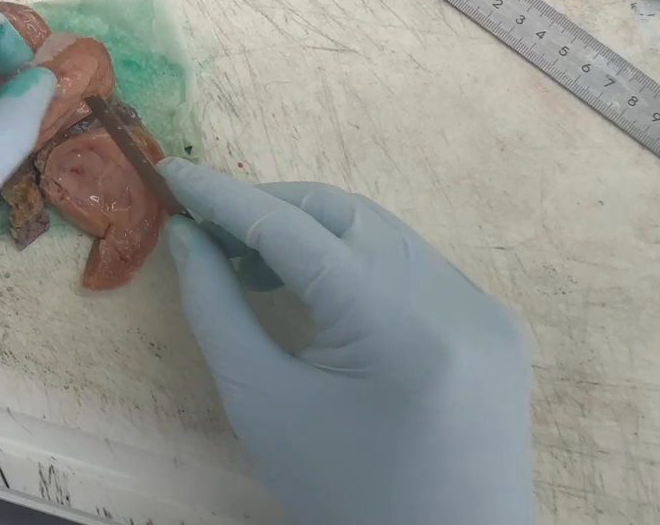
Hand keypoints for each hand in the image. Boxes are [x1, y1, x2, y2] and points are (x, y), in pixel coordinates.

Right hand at [158, 159, 535, 524]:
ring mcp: (482, 309)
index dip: (221, 195)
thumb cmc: (338, 489)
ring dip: (301, 225)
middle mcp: (454, 302)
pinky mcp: (490, 322)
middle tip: (206, 228)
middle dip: (262, 206)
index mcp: (396, 327)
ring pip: (369, 225)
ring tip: (250, 259)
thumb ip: (212, 301)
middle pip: (336, 212)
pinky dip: (341, 250)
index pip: (289, 228)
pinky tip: (308, 282)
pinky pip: (400, 255)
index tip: (169, 171)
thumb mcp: (256, 395)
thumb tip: (183, 230)